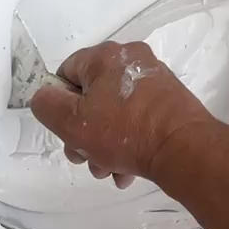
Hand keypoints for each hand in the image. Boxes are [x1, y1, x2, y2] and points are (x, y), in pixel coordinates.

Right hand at [30, 41, 219, 186]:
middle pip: (90, 97)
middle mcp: (131, 61)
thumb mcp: (71, 122)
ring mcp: (154, 81)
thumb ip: (46, 105)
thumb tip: (44, 97)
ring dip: (103, 146)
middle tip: (83, 158)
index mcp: (105, 57)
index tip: (66, 131)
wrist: (184, 149)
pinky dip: (126, 145)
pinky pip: (136, 121)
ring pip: (113, 114)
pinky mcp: (169, 102)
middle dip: (82, 134)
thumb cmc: (124, 132)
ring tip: (106, 171)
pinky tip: (124, 171)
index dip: (59, 105)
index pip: (66, 73)